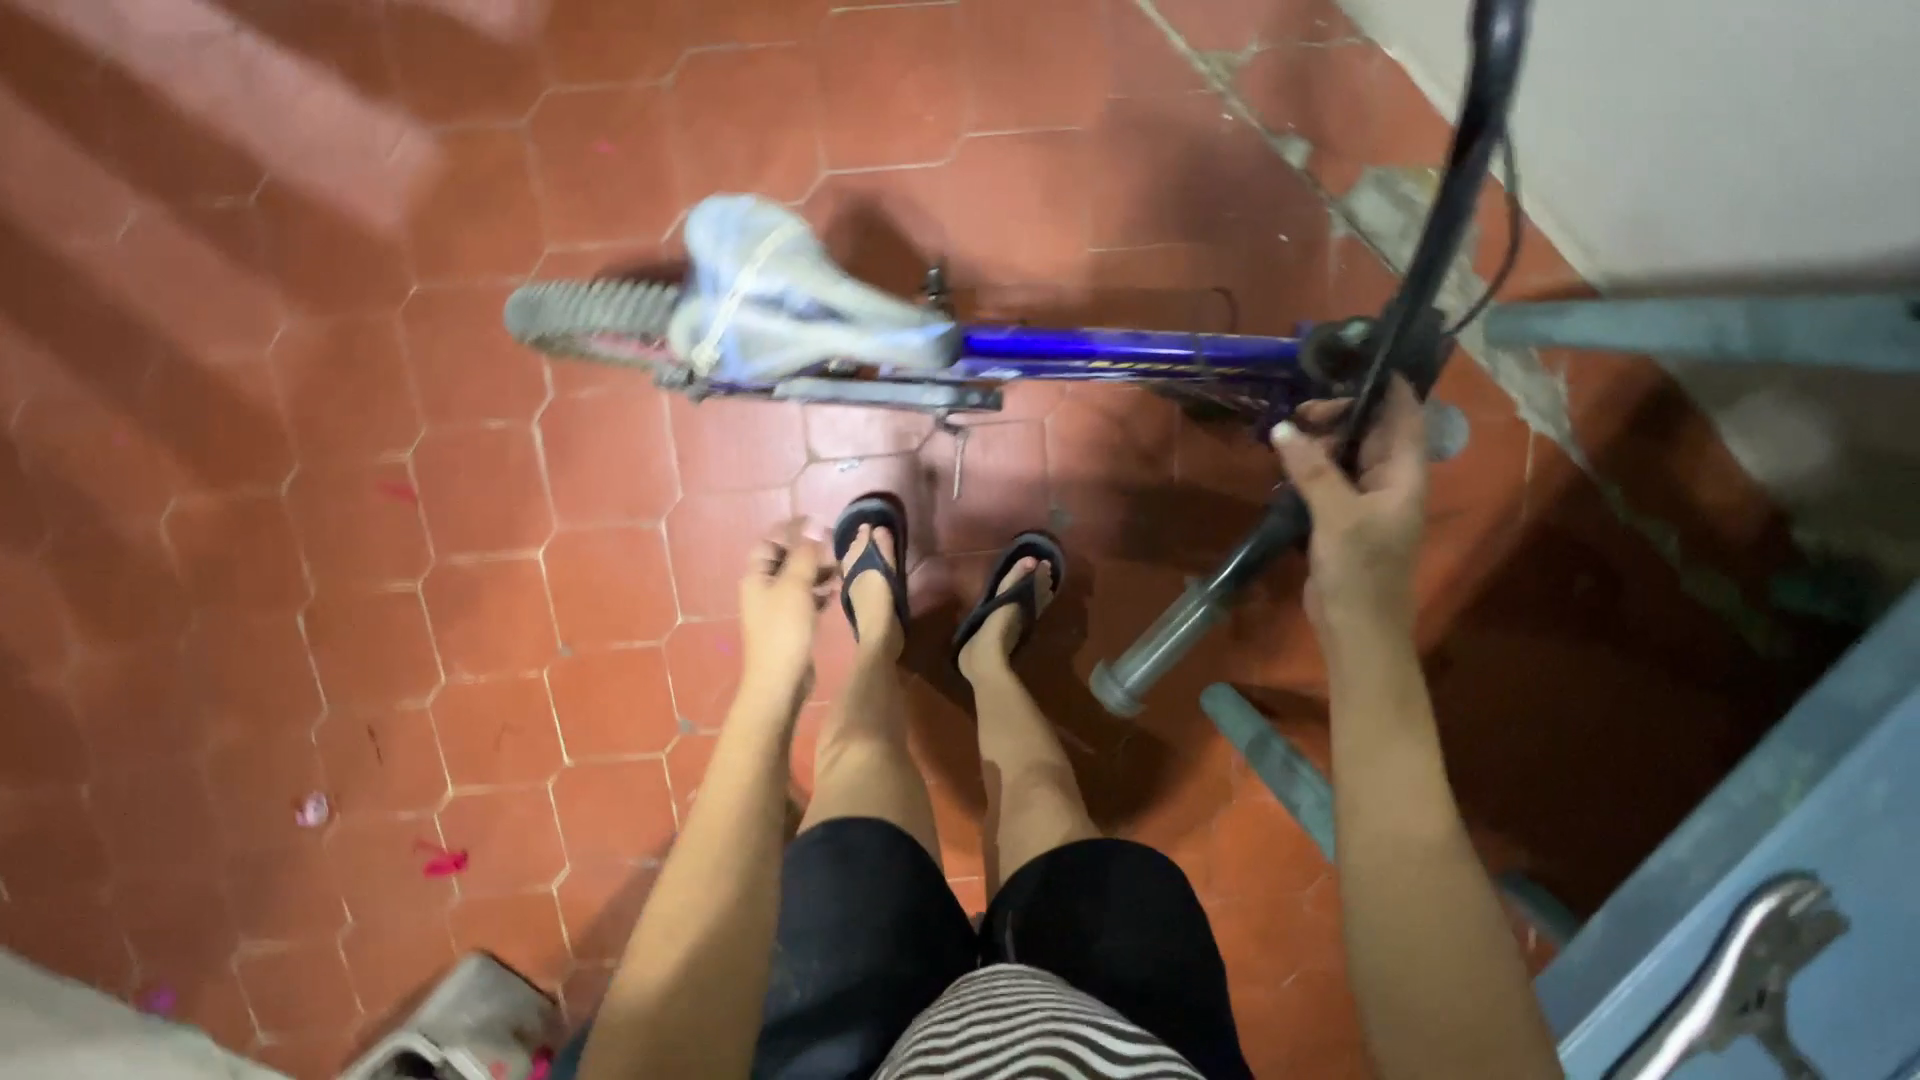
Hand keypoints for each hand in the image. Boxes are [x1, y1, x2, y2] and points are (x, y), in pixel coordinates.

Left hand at [737, 519, 827, 704]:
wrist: (780, 681)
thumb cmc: (784, 629)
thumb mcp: (796, 586)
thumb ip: (805, 554)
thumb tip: (815, 525)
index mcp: (756, 576)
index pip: (770, 542)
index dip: (791, 530)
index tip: (818, 523)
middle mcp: (763, 589)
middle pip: (785, 560)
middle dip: (809, 551)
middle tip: (835, 546)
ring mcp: (777, 608)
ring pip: (798, 580)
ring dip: (817, 571)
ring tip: (841, 566)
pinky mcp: (791, 625)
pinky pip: (806, 599)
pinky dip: (820, 592)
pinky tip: (837, 591)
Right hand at [1270, 376, 1426, 643]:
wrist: (1357, 628)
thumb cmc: (1361, 571)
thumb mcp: (1337, 515)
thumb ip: (1312, 469)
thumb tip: (1282, 428)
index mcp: (1404, 474)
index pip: (1404, 415)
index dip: (1386, 387)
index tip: (1352, 365)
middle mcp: (1389, 481)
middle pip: (1370, 431)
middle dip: (1338, 415)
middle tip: (1298, 414)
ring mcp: (1365, 501)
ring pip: (1345, 455)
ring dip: (1319, 441)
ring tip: (1284, 434)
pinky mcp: (1341, 519)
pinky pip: (1327, 480)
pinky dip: (1308, 468)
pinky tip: (1284, 464)